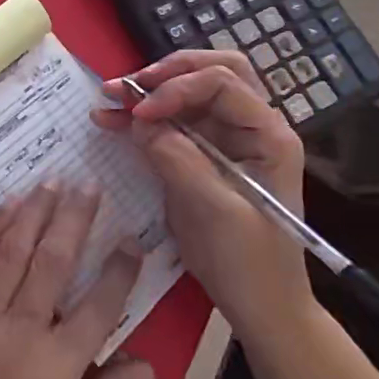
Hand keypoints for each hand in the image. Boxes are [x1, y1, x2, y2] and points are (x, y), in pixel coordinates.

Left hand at [0, 184, 155, 378]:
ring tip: (54, 180)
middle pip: (54, 264)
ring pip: (15, 251)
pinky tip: (10, 204)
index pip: (98, 310)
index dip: (120, 272)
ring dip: (36, 212)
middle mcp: (19, 332)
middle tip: (90, 185)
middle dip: (75, 219)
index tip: (134, 239)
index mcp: (53, 371)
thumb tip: (145, 366)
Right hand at [92, 50, 312, 326]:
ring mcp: (225, 139)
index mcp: (268, 133)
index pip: (222, 83)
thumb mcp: (215, 211)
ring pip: (187, 93)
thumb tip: (139, 121)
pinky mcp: (201, 155)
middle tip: (130, 86)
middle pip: (210, 72)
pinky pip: (171, 123)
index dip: (178, 88)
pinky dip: (142, 118)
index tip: (141, 113)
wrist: (261, 306)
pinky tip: (111, 120)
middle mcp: (249, 126)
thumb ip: (178, 159)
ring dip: (149, 91)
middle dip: (167, 73)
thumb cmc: (251, 262)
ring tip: (110, 95)